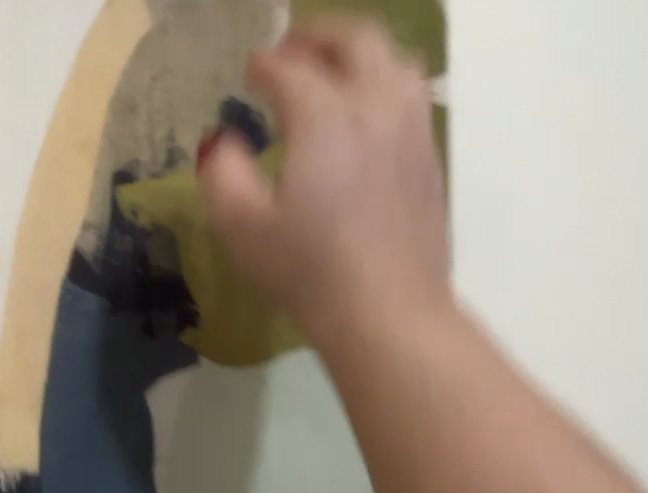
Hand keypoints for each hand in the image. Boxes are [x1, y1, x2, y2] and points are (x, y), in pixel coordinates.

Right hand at [200, 16, 451, 343]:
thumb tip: (220, 140)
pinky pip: (409, 90)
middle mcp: (374, 104)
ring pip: (393, 59)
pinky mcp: (426, 151)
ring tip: (331, 67)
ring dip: (358, 51)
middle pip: (356, 41)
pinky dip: (381, 78)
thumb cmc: (302, 265)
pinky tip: (363, 107)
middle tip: (290, 46)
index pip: (292, 71)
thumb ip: (222, 172)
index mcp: (324, 117)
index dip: (265, 64)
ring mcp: (410, 124)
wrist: (382, 302)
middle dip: (319, 36)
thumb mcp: (239, 225)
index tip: (247, 67)